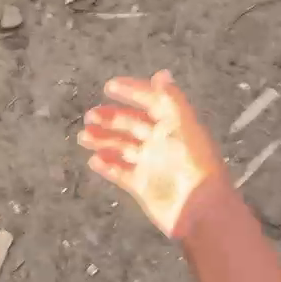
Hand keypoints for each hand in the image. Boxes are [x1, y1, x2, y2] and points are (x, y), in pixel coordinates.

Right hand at [79, 70, 227, 238]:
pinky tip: (94, 161)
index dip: (132, 92)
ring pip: (122, 147)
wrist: (196, 208)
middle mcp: (161, 142)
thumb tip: (161, 73)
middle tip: (90, 116)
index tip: (109, 86)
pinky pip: (120, 172)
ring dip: (103, 140)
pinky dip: (107, 165)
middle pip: (131, 124)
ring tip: (83, 138)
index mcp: (173, 126)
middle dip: (110, 118)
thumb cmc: (191, 163)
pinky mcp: (141, 185)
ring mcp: (150, 164)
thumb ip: (171, 100)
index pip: (151, 102)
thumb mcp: (182, 126)